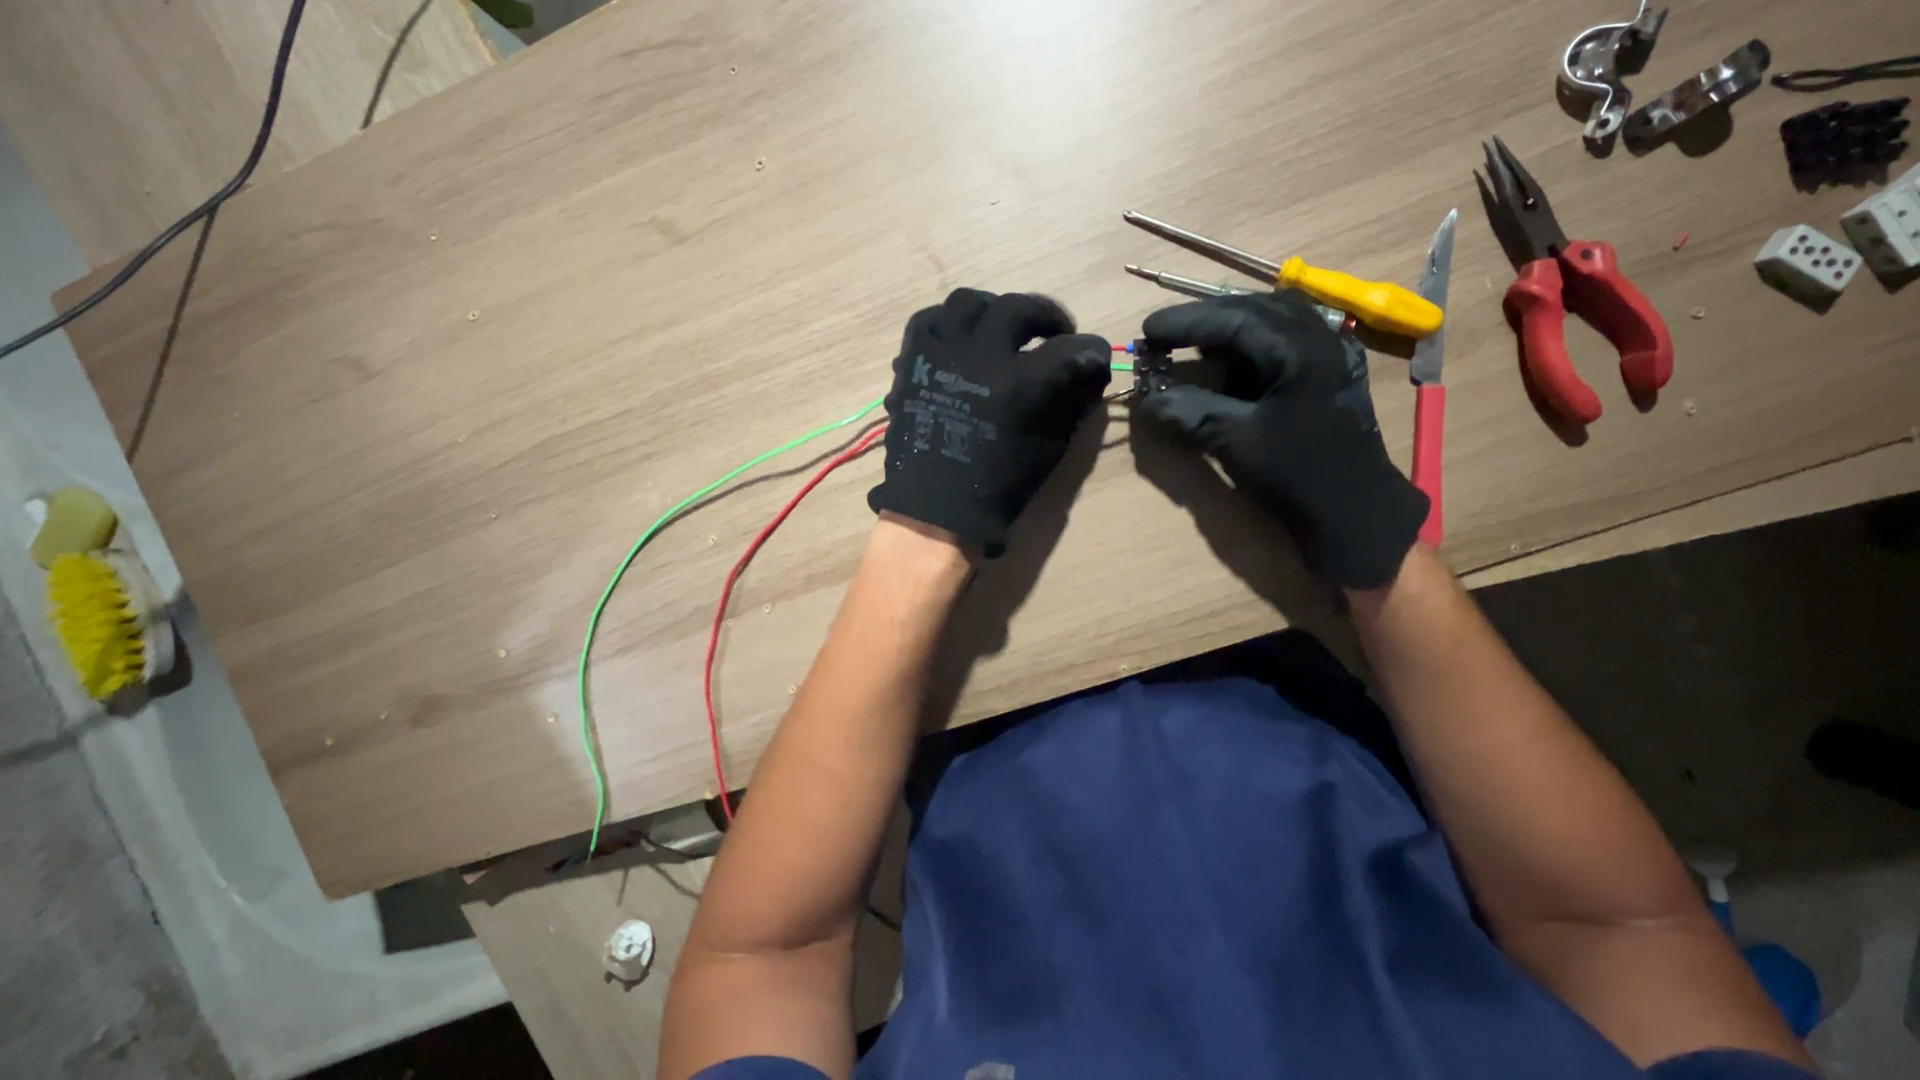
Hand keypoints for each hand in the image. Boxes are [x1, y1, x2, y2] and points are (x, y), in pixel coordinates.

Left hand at [867, 289, 1110, 557]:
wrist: (935, 509)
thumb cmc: (999, 485)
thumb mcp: (1050, 447)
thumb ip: (1072, 402)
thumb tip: (1089, 372)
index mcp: (1020, 384)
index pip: (1070, 348)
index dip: (1091, 350)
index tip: (1094, 356)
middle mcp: (979, 357)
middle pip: (1017, 308)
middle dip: (1045, 315)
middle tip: (1055, 332)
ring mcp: (940, 354)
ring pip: (967, 302)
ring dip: (994, 310)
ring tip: (1004, 328)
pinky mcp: (912, 362)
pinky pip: (929, 320)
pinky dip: (951, 323)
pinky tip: (963, 341)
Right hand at [1137, 291, 1427, 589]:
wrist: (1357, 513)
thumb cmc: (1299, 475)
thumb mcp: (1236, 442)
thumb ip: (1190, 413)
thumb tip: (1146, 401)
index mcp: (1302, 348)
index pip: (1235, 317)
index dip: (1186, 322)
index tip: (1147, 330)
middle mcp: (1322, 338)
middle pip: (1257, 308)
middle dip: (1208, 318)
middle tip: (1166, 334)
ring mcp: (1333, 354)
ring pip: (1275, 320)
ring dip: (1231, 327)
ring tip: (1193, 344)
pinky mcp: (1332, 374)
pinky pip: (1289, 340)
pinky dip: (1253, 345)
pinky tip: (1230, 363)